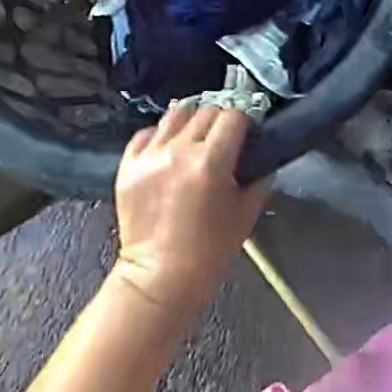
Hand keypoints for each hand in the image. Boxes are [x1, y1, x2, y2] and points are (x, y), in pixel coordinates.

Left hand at [112, 105, 269, 311]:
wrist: (159, 280)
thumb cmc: (209, 251)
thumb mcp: (247, 213)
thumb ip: (260, 177)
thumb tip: (263, 154)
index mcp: (211, 162)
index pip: (233, 116)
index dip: (244, 121)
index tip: (246, 132)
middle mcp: (178, 151)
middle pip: (206, 110)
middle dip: (219, 121)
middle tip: (223, 139)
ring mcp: (150, 157)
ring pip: (176, 114)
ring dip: (191, 121)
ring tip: (194, 139)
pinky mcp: (127, 166)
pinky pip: (147, 133)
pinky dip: (161, 136)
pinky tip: (168, 150)